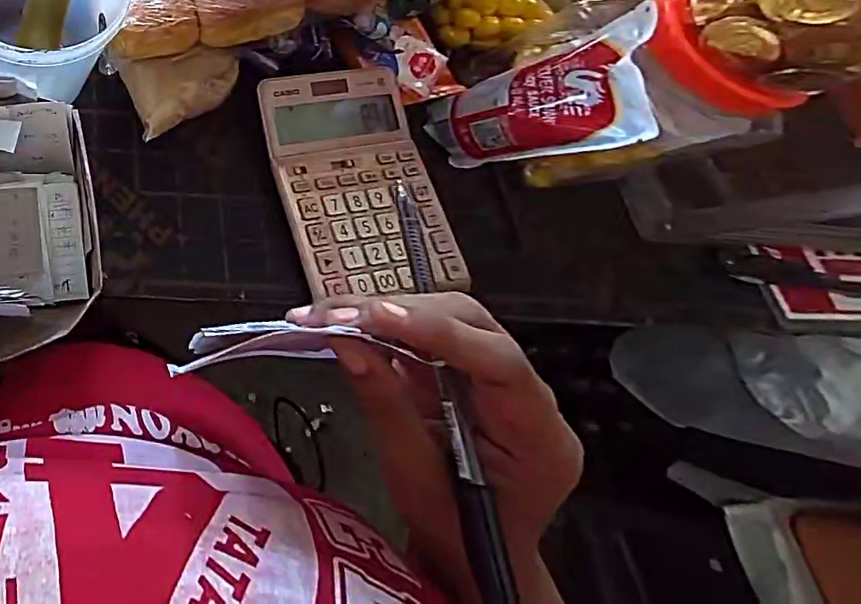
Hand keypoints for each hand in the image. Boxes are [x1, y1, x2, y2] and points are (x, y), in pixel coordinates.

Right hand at [292, 294, 579, 603]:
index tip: (374, 315)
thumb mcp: (415, 479)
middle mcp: (523, 393)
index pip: (498, 362)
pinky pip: (418, 326)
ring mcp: (489, 373)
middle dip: (396, 312)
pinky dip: (374, 320)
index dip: (435, 331)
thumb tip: (347, 345)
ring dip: (377, 310)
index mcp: (537, 434)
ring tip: (323, 315)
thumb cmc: (454, 529)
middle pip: (466, 323)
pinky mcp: (455, 363)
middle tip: (334, 316)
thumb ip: (386, 408)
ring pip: (439, 314)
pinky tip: (338, 321)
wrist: (470, 549)